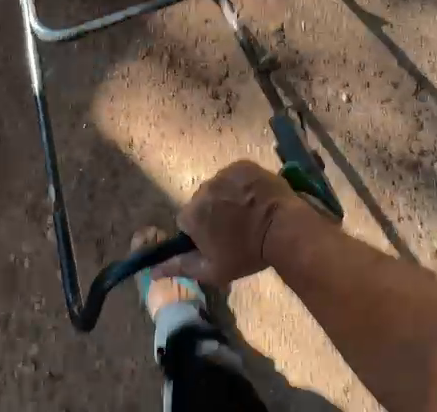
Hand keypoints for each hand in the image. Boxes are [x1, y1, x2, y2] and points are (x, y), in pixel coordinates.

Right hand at [154, 160, 303, 285]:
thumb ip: (180, 267)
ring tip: (247, 214)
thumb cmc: (247, 254)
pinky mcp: (243, 165)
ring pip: (218, 187)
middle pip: (201, 202)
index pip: (186, 221)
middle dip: (212, 213)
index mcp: (192, 213)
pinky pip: (235, 175)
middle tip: (234, 229)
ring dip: (226, 198)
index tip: (216, 242)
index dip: (199, 233)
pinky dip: (241, 185)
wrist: (284, 230)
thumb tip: (151, 271)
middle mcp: (203, 188)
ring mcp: (224, 173)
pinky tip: (254, 198)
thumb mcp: (212, 270)